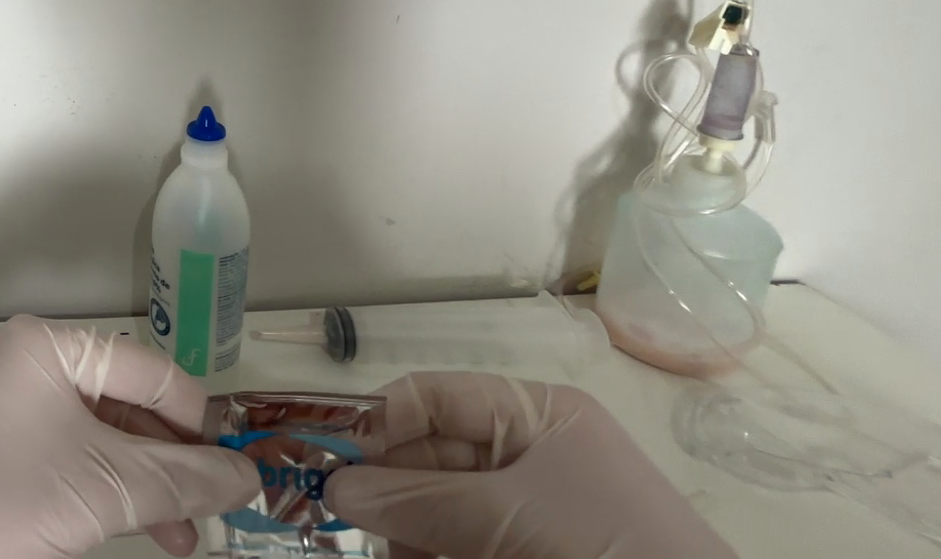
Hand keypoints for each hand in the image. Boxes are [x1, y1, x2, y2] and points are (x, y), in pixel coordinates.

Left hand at [0, 315, 259, 557]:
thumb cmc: (6, 498)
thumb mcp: (106, 486)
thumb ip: (184, 478)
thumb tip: (249, 475)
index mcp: (48, 344)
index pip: (145, 369)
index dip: (197, 418)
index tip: (235, 464)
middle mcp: (29, 361)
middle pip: (124, 403)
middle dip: (171, 460)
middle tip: (214, 505)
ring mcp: (11, 404)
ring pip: (100, 436)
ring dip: (144, 483)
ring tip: (183, 535)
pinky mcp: (0, 445)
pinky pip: (70, 454)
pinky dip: (106, 488)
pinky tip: (141, 526)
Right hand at [324, 372, 736, 558]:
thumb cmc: (614, 556)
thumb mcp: (512, 522)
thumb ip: (419, 502)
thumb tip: (332, 490)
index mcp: (534, 417)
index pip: (432, 397)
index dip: (376, 420)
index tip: (327, 454)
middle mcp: (525, 455)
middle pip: (426, 454)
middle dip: (383, 484)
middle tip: (334, 512)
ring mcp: (526, 513)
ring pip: (433, 505)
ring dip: (400, 527)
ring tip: (381, 549)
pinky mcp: (521, 554)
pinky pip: (454, 542)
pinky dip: (423, 552)